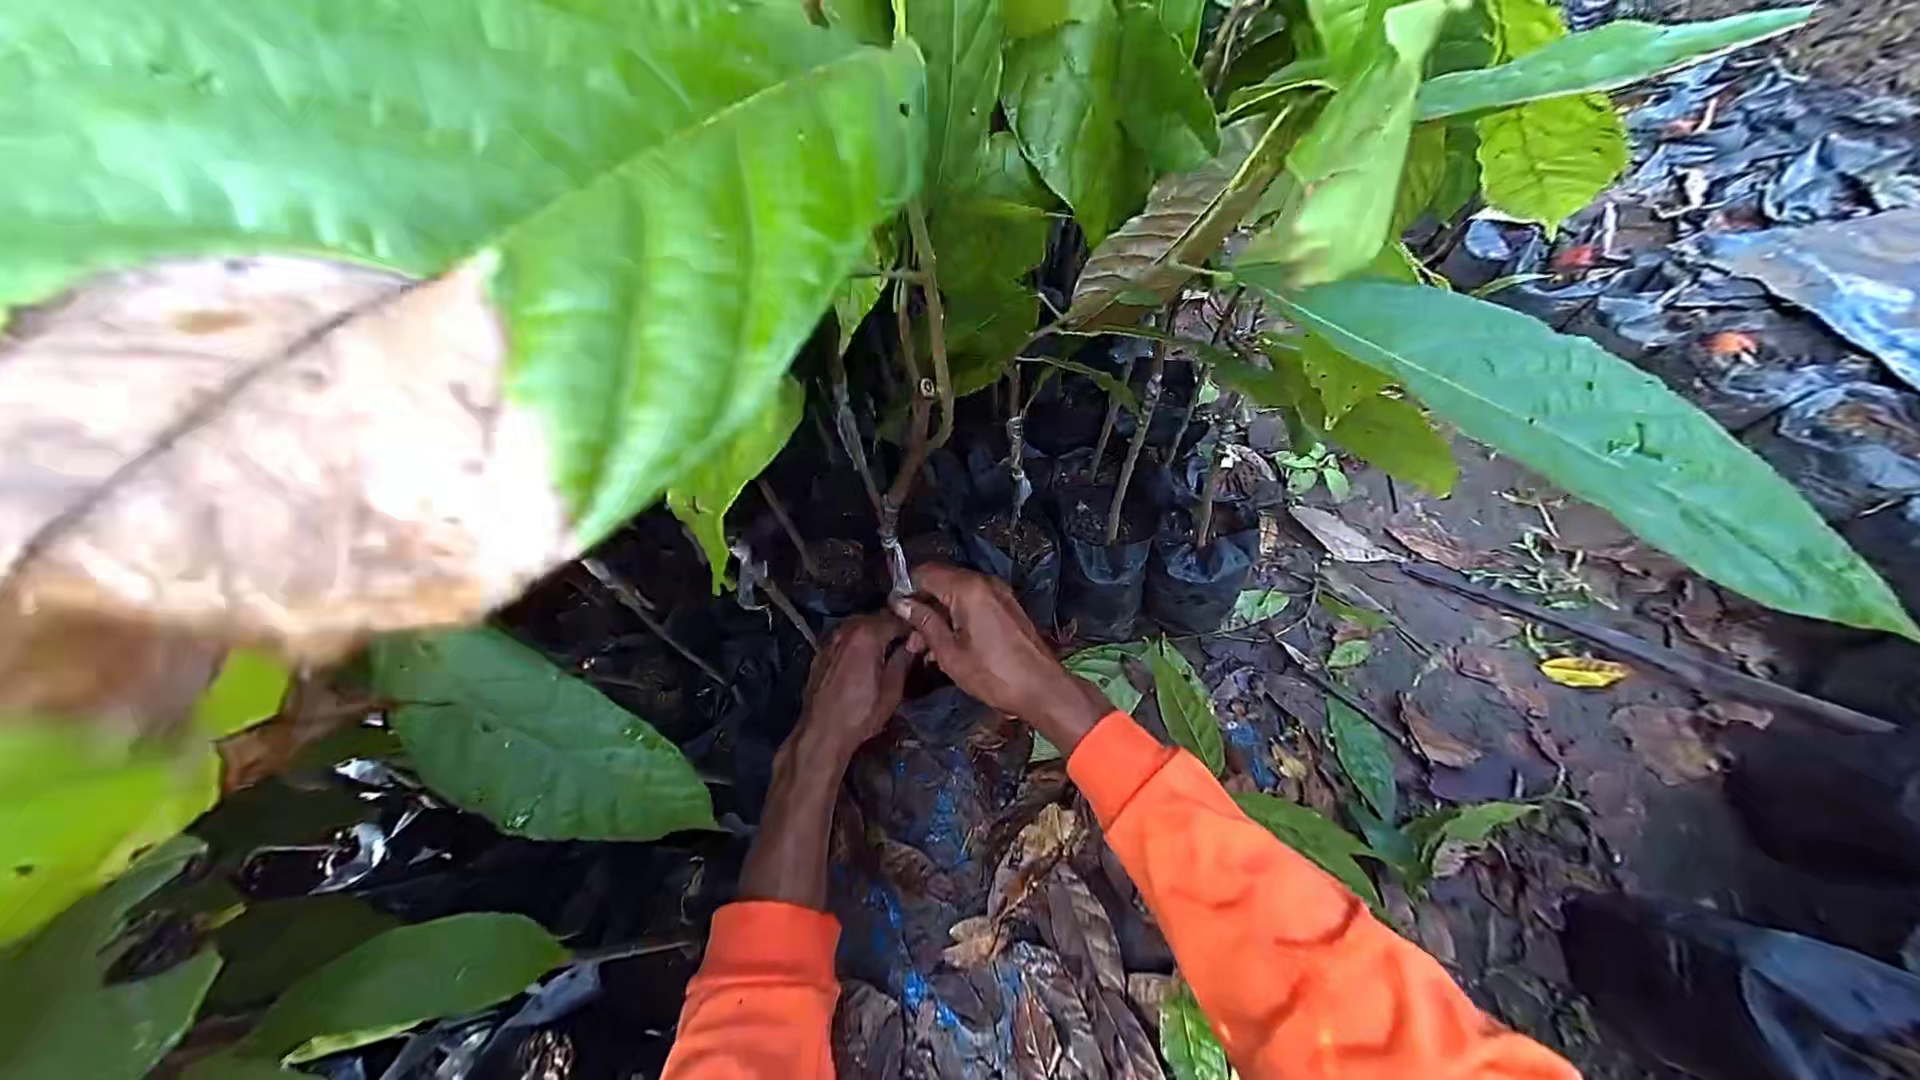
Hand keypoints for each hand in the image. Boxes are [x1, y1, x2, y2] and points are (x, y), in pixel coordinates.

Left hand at [794, 612, 913, 761]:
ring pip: (859, 625)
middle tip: (908, 642)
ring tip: (888, 648)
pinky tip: (865, 657)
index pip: (897, 619)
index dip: (912, 627)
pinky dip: (858, 641)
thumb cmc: (861, 713)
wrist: (822, 732)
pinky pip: (845, 638)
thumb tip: (915, 642)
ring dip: (875, 632)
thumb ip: (904, 659)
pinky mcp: (821, 652)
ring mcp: (831, 640)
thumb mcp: (892, 689)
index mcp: (867, 635)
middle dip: (893, 626)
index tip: (922, 636)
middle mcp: (847, 630)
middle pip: (876, 617)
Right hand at [889, 563, 1110, 753]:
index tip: (897, 613)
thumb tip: (902, 603)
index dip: (906, 589)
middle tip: (910, 639)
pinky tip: (948, 646)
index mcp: (968, 588)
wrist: (1042, 689)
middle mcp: (984, 582)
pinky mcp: (1007, 606)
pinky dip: (958, 618)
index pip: (926, 572)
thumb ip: (924, 623)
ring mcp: (999, 593)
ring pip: (957, 594)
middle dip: (922, 606)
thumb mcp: (949, 652)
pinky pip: (974, 602)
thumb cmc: (993, 674)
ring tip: (925, 650)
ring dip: (939, 616)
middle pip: (942, 581)